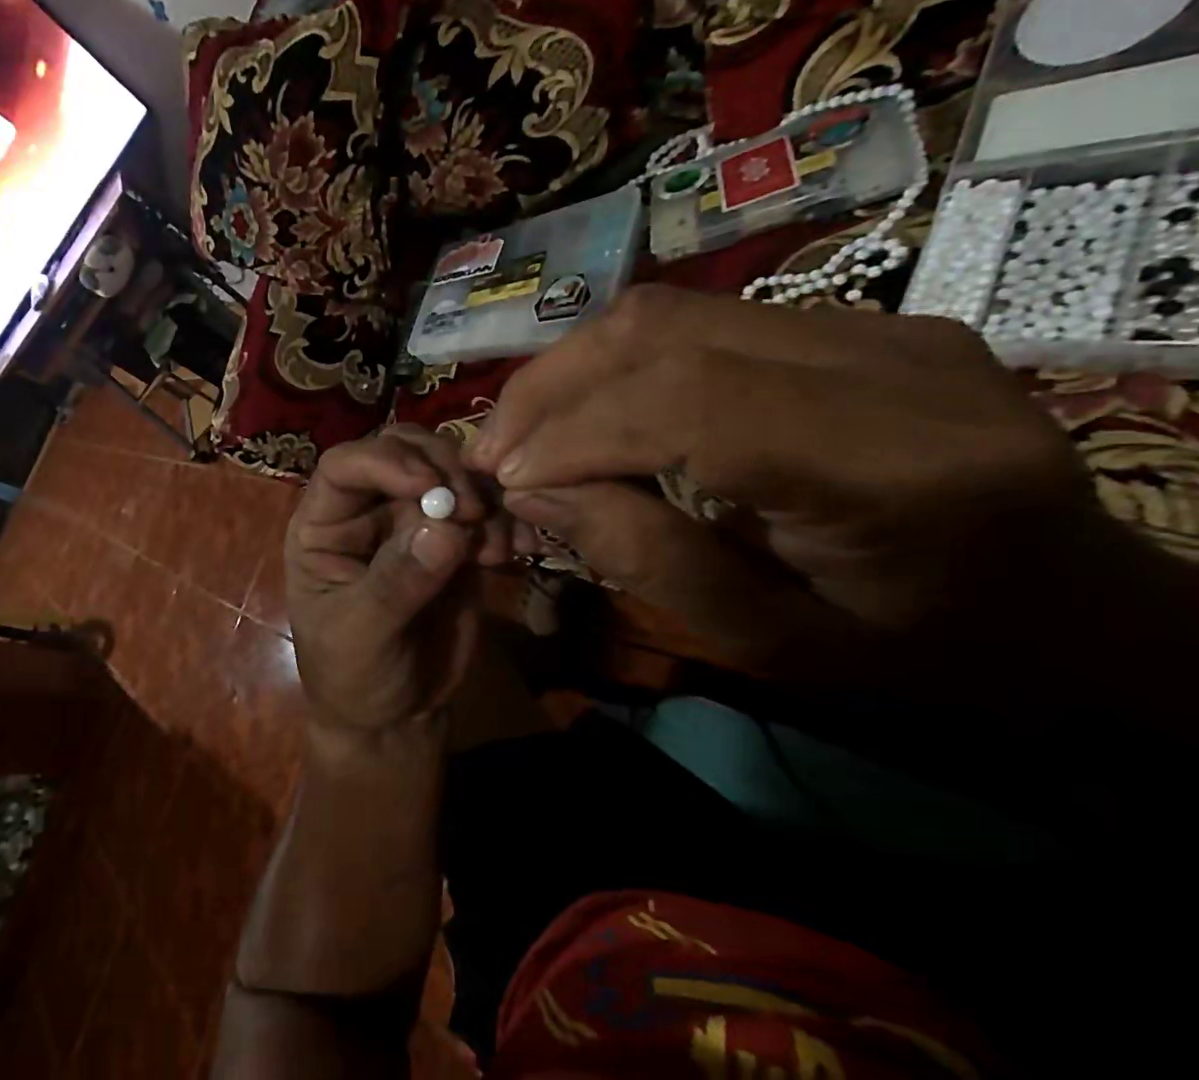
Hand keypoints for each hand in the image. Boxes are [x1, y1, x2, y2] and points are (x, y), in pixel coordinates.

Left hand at [286, 427, 508, 742]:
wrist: (394, 715)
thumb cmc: (352, 674)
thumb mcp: (361, 635)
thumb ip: (396, 583)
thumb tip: (444, 528)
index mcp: (322, 526)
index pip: (343, 466)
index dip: (385, 461)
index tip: (429, 486)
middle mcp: (366, 512)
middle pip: (404, 454)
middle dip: (444, 470)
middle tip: (474, 510)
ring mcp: (412, 524)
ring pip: (450, 475)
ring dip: (482, 496)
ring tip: (498, 548)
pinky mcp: (454, 544)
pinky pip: (484, 513)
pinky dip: (505, 521)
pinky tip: (517, 553)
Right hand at [466, 286, 1123, 668]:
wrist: (1061, 598)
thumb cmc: (914, 648)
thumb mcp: (770, 641)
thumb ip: (647, 560)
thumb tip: (531, 491)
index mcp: (895, 470)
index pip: (692, 403)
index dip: (574, 434)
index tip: (503, 483)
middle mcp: (893, 365)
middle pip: (664, 332)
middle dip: (548, 392)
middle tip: (490, 456)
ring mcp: (874, 326)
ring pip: (665, 312)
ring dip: (567, 372)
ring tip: (521, 435)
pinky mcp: (848, 321)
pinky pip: (693, 322)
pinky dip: (609, 368)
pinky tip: (582, 416)